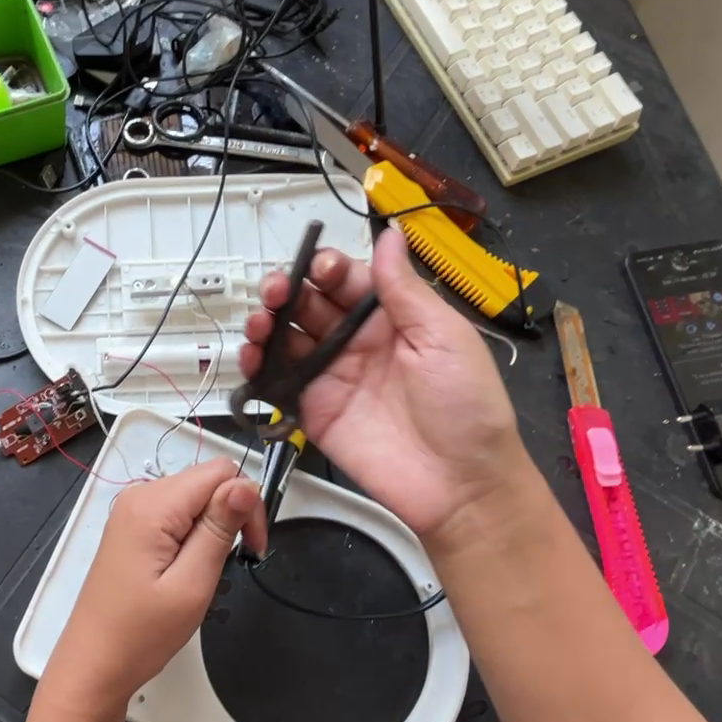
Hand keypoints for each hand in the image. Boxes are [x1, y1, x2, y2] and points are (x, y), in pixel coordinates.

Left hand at [40, 460, 266, 720]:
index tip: (253, 548)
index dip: (247, 504)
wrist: (93, 665)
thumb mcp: (192, 584)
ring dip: (213, 527)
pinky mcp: (131, 528)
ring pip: (194, 497)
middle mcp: (140, 496)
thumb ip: (220, 529)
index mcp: (153, 505)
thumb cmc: (142, 634)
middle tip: (236, 564)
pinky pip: (176, 513)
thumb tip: (246, 485)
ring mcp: (132, 511)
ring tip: (207, 573)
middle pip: (207, 481)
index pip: (220, 472)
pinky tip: (188, 568)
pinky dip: (194, 534)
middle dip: (232, 515)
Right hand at [238, 229, 528, 543]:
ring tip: (260, 324)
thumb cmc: (468, 410)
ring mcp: (331, 377)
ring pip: (286, 338)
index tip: (318, 270)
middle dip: (287, 290)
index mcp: (391, 319)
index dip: (326, 269)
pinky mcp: (312, 411)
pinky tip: (253, 356)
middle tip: (277, 292)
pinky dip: (257, 367)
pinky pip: (276, 382)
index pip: (346, 280)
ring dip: (266, 323)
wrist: (460, 486)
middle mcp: (356, 343)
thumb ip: (405, 290)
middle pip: (308, 304)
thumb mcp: (445, 338)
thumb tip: (390, 234)